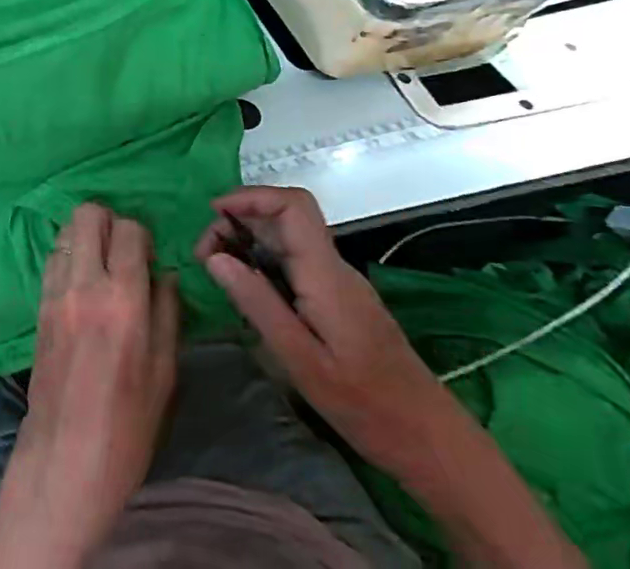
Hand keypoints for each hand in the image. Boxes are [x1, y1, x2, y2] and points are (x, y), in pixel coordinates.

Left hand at [0, 203, 178, 567]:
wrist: (63, 464)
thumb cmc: (128, 426)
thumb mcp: (165, 371)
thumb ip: (167, 312)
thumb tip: (165, 274)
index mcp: (123, 299)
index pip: (129, 229)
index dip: (144, 236)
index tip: (150, 258)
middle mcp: (83, 284)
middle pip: (87, 214)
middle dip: (110, 221)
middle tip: (124, 251)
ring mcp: (54, 294)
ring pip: (65, 231)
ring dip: (86, 237)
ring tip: (102, 265)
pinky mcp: (37, 308)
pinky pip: (52, 259)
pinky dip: (68, 256)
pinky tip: (83, 284)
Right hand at [195, 186, 435, 468]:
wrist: (424, 433)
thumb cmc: (362, 403)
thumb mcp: (299, 359)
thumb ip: (257, 303)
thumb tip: (215, 258)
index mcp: (325, 274)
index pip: (292, 205)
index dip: (250, 196)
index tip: (213, 214)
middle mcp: (333, 266)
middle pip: (285, 216)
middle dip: (239, 220)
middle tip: (205, 256)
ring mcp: (338, 280)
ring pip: (288, 238)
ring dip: (248, 240)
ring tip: (218, 272)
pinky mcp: (337, 297)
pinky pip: (295, 261)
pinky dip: (263, 261)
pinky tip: (246, 292)